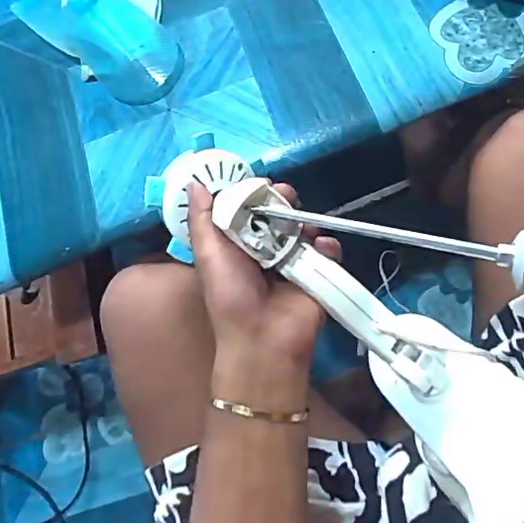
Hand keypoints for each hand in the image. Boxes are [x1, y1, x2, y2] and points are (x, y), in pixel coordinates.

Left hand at [186, 182, 339, 408]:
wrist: (263, 339)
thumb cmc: (230, 295)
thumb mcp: (208, 254)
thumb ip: (203, 218)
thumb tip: (195, 182)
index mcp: (239, 243)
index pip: (250, 208)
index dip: (256, 194)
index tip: (263, 185)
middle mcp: (267, 248)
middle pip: (280, 213)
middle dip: (284, 201)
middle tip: (287, 197)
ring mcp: (295, 260)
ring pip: (305, 226)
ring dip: (306, 220)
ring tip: (304, 227)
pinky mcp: (318, 272)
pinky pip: (328, 250)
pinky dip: (327, 245)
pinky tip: (321, 247)